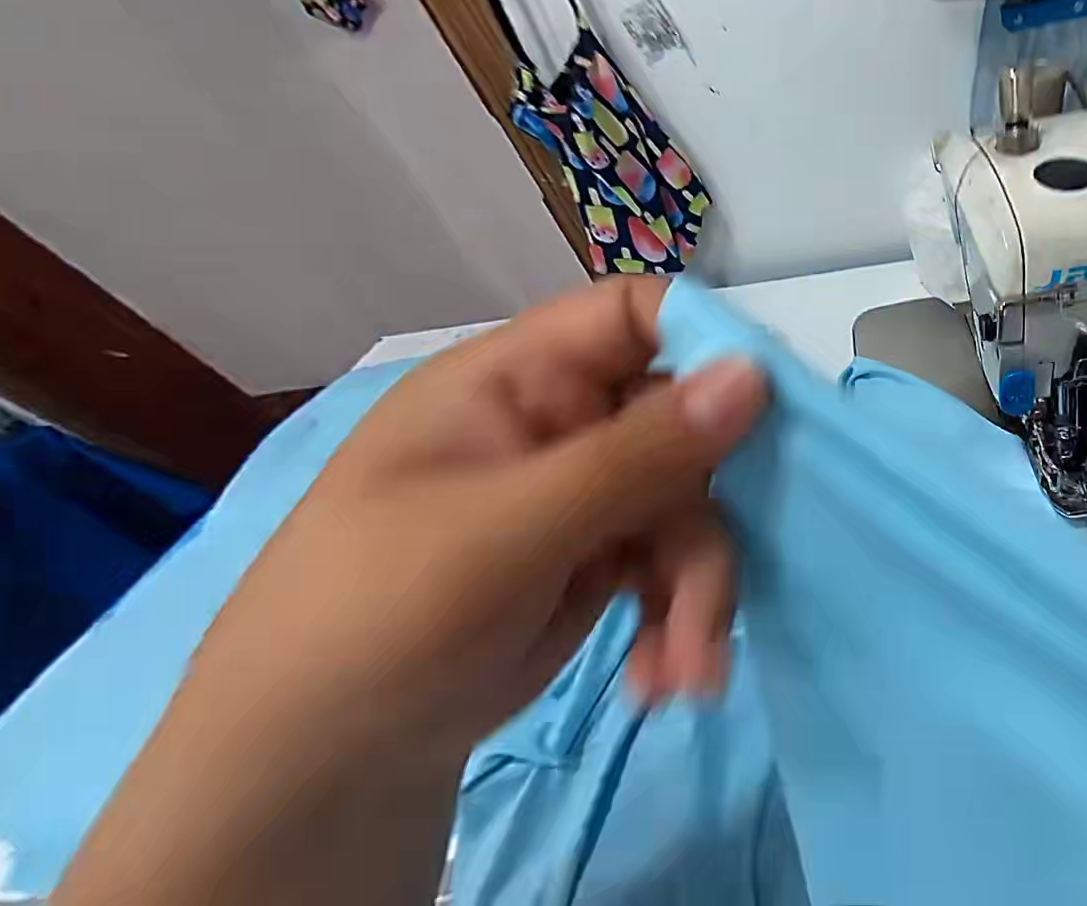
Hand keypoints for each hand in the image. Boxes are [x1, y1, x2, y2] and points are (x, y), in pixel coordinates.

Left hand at [198, 276, 767, 750]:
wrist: (321, 771)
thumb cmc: (378, 616)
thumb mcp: (509, 531)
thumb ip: (636, 454)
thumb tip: (753, 374)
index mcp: (522, 378)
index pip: (633, 316)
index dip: (703, 342)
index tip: (766, 406)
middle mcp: (566, 421)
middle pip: (684, 429)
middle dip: (705, 521)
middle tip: (710, 604)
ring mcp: (590, 492)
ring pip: (690, 510)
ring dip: (698, 593)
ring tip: (683, 675)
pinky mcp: (608, 554)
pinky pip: (675, 564)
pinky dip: (680, 619)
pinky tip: (660, 677)